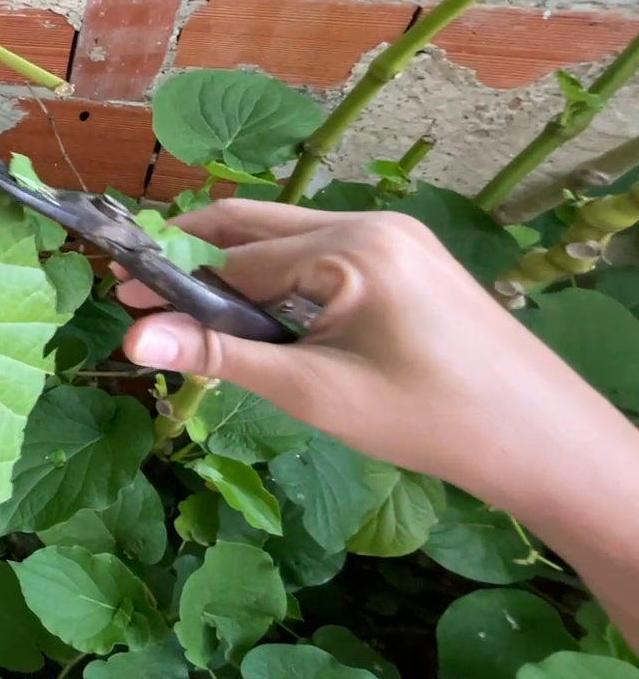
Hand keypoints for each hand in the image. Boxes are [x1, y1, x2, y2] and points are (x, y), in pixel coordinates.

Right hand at [115, 200, 618, 505]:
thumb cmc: (431, 422)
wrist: (558, 454)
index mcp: (352, 248)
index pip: (233, 260)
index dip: (172, 282)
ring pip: (277, 236)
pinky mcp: (402, 256)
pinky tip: (254, 309)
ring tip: (188, 304)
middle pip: (248, 226)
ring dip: (226, 265)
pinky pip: (312, 250)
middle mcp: (369, 224)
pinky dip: (269, 273)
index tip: (121, 296)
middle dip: (188, 256)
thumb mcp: (311, 390)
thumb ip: (216, 356)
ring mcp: (391, 237)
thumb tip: (129, 341)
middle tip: (138, 287)